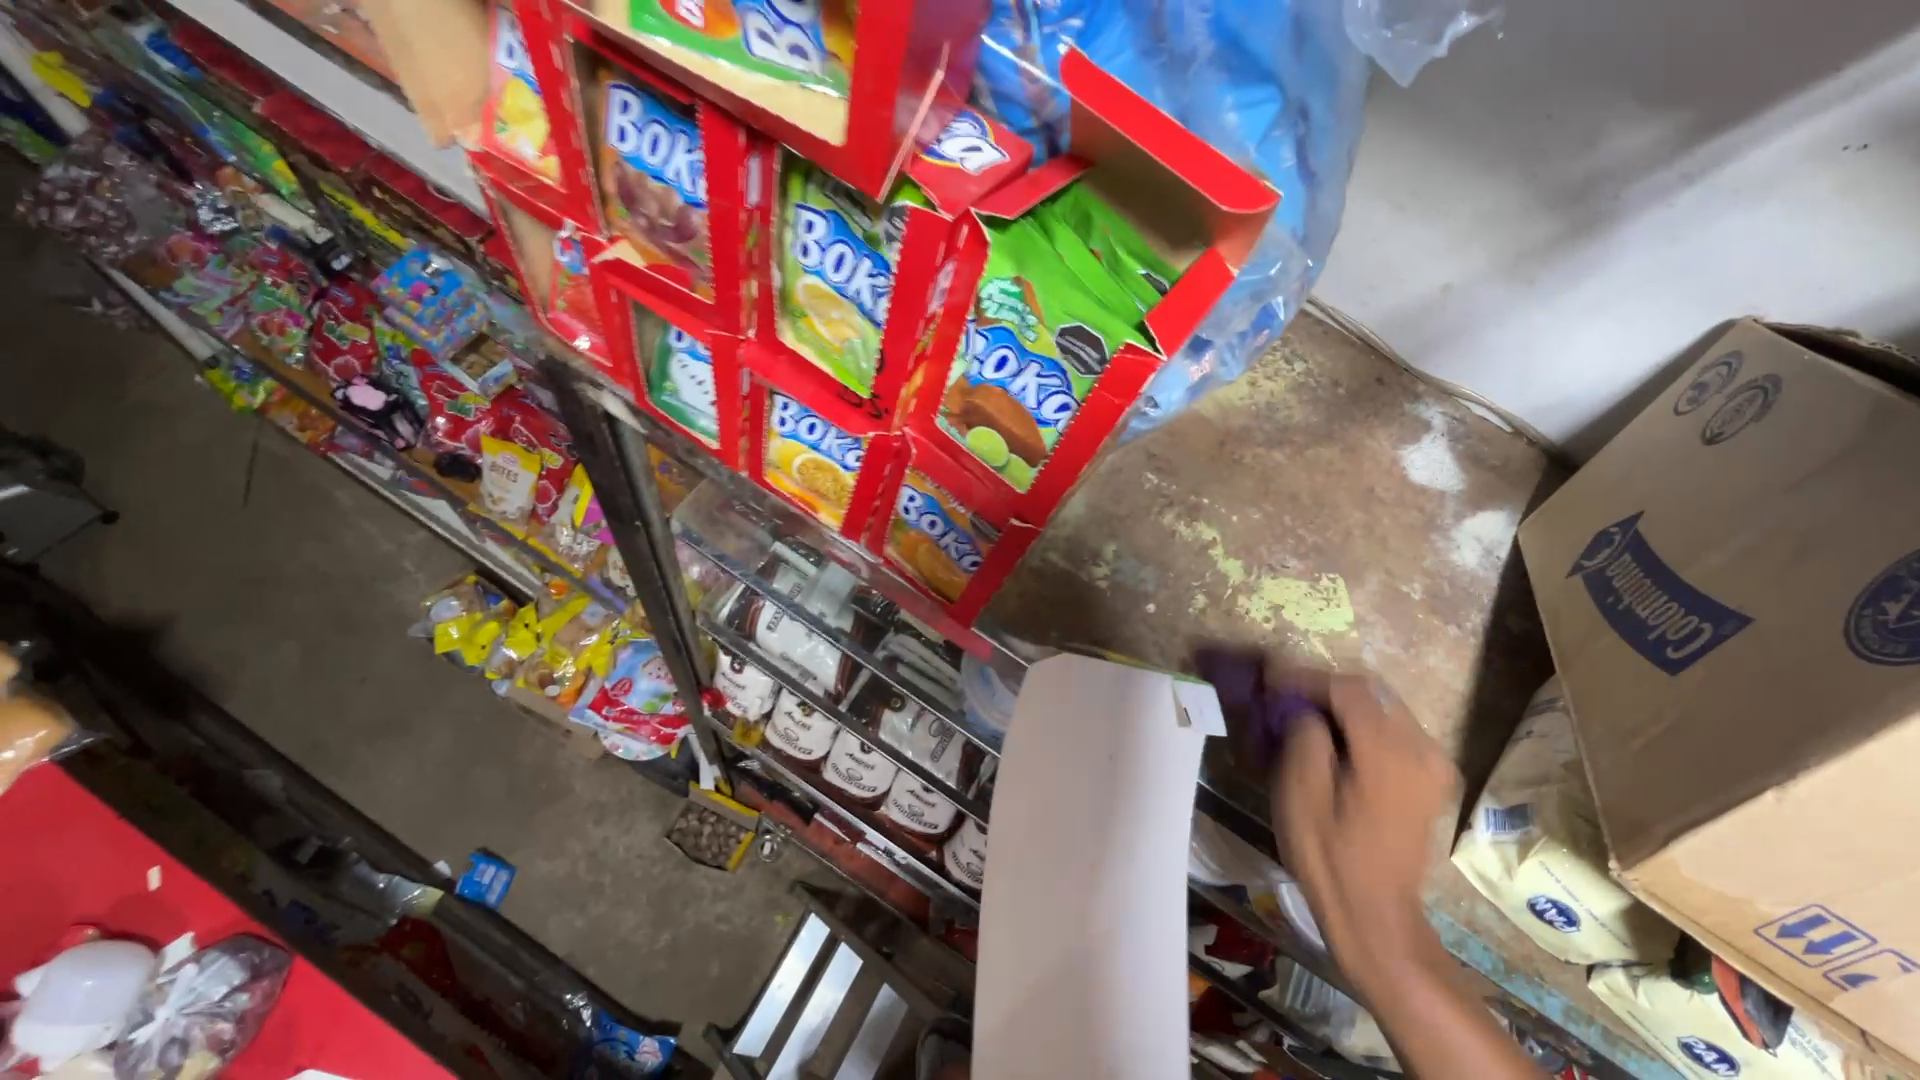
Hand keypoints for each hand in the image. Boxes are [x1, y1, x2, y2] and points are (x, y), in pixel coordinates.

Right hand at [1272, 673, 1459, 1000]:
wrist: (1374, 912)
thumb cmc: (1329, 855)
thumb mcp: (1300, 794)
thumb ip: (1304, 736)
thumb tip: (1305, 710)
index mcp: (1389, 752)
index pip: (1347, 688)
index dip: (1306, 677)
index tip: (1270, 680)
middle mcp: (1422, 749)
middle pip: (1371, 692)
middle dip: (1325, 687)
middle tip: (1283, 694)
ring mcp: (1433, 765)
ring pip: (1384, 708)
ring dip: (1343, 704)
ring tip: (1303, 714)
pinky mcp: (1430, 779)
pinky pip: (1395, 731)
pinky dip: (1361, 723)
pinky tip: (1333, 737)